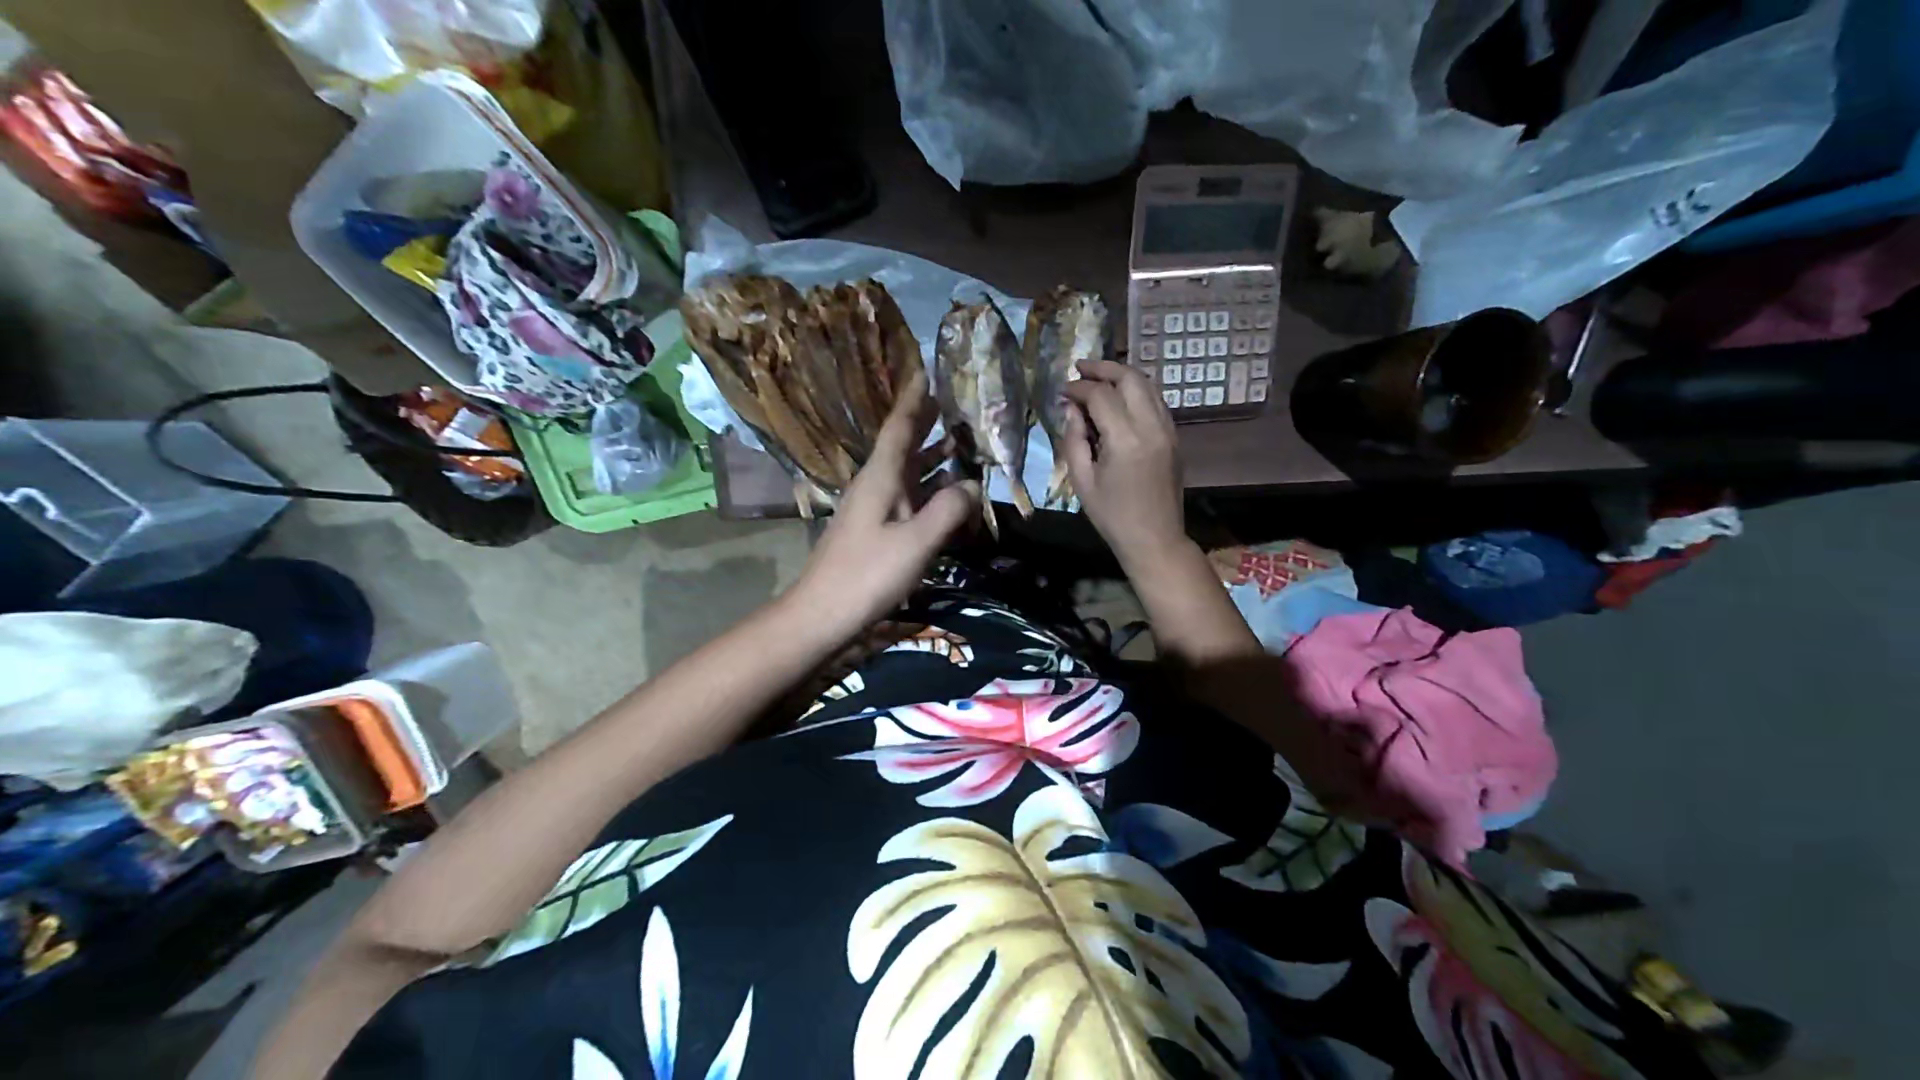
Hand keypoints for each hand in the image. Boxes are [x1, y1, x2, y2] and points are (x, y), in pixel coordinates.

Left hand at [784, 371, 978, 637]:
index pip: (899, 428)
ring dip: (930, 458)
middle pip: (903, 447)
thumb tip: (973, 484)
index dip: (914, 401)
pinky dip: (929, 490)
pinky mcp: (876, 532)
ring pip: (907, 474)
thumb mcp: (915, 542)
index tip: (926, 372)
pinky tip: (947, 496)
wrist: (823, 613)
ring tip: (958, 444)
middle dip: (926, 425)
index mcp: (880, 478)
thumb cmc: (868, 574)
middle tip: (952, 405)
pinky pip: (907, 499)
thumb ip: (948, 510)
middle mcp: (875, 486)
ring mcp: (873, 510)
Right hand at [1060, 360, 1186, 567]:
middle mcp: (1151, 426)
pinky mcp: (1175, 438)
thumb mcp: (1082, 480)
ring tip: (1099, 378)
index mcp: (1125, 439)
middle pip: (1130, 378)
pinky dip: (1137, 392)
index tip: (1062, 391)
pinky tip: (1120, 399)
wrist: (1155, 538)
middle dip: (1104, 368)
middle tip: (1081, 368)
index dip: (1078, 388)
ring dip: (1123, 376)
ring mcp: (1168, 430)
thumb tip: (1071, 409)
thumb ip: (1074, 439)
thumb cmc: (1112, 515)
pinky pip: (1156, 402)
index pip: (1101, 395)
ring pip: (1148, 386)